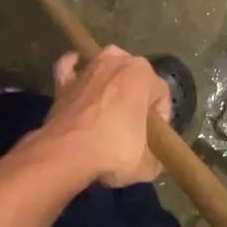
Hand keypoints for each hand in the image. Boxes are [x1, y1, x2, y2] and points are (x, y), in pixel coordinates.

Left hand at [37, 46, 171, 187]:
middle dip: (137, 95)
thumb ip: (156, 158)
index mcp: (142, 74)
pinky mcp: (65, 80)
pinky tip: (77, 79)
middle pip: (134, 74)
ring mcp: (88, 68)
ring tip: (110, 104)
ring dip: (109, 80)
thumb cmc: (115, 150)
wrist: (69, 152)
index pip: (161, 93)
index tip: (154, 139)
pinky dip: (73, 70)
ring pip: (104, 64)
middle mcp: (116, 61)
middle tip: (134, 125)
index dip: (161, 117)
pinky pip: (70, 67)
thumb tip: (153, 161)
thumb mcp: (148, 166)